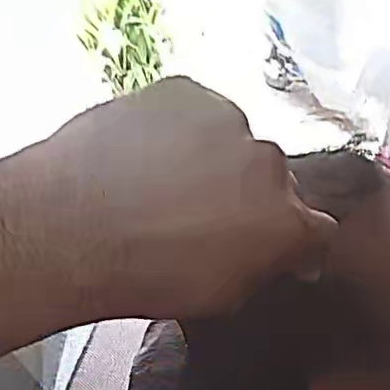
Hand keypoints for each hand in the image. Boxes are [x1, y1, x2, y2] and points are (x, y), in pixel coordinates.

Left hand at [0, 77, 336, 319]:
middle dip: (251, 202)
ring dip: (215, 163)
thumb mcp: (218, 298)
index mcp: (285, 223)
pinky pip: (196, 114)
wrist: (70, 228)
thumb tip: (281, 258)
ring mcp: (226, 121)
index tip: (283, 250)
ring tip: (167, 191)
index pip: (318, 229)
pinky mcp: (183, 91)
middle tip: (208, 223)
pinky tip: (149, 161)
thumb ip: (262, 271)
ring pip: (234, 144)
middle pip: (274, 183)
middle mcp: (268, 165)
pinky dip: (181, 134)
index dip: (299, 243)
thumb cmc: (143, 275)